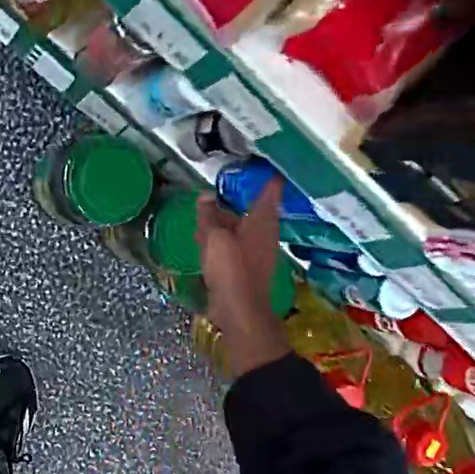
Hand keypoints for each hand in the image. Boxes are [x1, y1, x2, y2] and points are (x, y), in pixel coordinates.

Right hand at [196, 179, 292, 376]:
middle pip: (254, 209)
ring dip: (226, 221)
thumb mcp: (214, 237)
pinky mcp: (248, 268)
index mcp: (262, 220)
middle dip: (238, 199)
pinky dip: (223, 239)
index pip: (270, 188)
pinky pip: (235, 245)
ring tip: (204, 215)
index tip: (260, 163)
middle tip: (221, 187)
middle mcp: (265, 233)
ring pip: (242, 228)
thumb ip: (208, 216)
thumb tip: (204, 196)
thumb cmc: (231, 269)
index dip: (266, 174)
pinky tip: (206, 241)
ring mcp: (258, 251)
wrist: (240, 310)